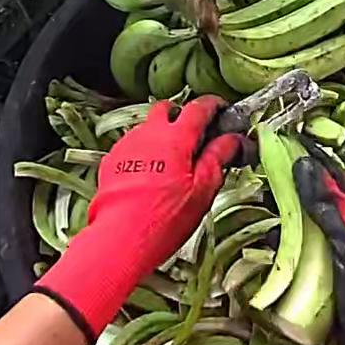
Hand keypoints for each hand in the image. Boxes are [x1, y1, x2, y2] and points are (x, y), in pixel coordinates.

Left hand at [35, 96, 241, 336]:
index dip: (213, 105)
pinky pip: (132, 146)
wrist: (119, 239)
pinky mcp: (111, 160)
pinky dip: (144, 152)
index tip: (221, 109)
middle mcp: (149, 133)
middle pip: (166, 108)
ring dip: (161, 135)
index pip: (198, 108)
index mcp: (176, 137)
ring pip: (147, 127)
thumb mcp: (202, 191)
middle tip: (194, 135)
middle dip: (181, 115)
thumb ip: (218, 158)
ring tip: (172, 161)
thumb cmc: (165, 218)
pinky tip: (150, 175)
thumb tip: (233, 139)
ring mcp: (127, 145)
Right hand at [296, 157, 344, 344]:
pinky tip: (292, 233)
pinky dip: (305, 228)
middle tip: (279, 160)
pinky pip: (322, 238)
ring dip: (306, 200)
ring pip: (327, 214)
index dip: (316, 156)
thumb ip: (329, 208)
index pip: (336, 175)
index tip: (291, 138)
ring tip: (281, 191)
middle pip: (332, 191)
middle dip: (308, 174)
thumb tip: (306, 165)